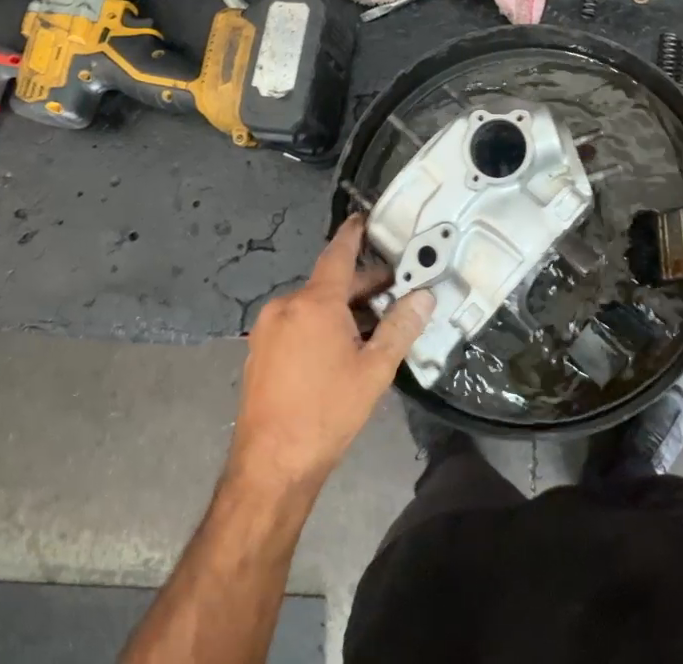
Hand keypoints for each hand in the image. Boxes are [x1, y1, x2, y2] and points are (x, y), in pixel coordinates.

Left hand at [229, 214, 430, 493]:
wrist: (271, 463)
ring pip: (313, 305)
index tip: (364, 218)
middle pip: (330, 283)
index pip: (338, 253)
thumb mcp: (375, 370)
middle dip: (363, 286)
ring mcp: (267, 329)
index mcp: (314, 302)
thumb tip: (423, 297)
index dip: (354, 234)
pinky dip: (321, 325)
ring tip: (374, 328)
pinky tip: (341, 349)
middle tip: (396, 292)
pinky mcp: (259, 351)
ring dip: (343, 309)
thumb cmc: (327, 413)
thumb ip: (401, 327)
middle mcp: (285, 306)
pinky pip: (297, 324)